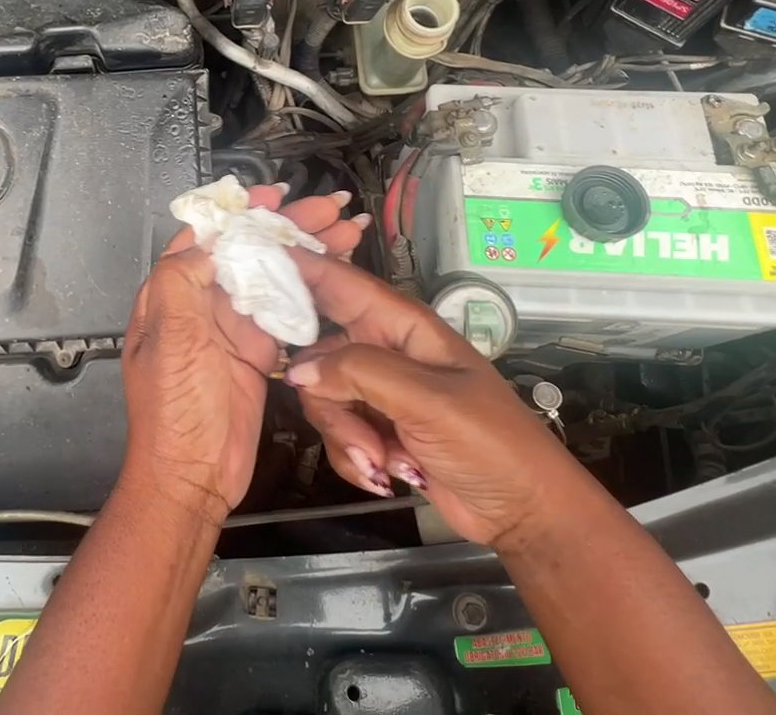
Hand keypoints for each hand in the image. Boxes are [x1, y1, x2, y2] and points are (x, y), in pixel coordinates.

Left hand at [121, 187, 366, 523]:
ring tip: (345, 230)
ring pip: (272, 276)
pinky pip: (286, 310)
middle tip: (329, 208)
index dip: (241, 212)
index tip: (274, 195)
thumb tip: (207, 241)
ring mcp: (232, 327)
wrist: (192, 475)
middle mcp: (201, 304)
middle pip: (248, 251)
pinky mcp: (258, 351)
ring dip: (306, 253)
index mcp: (172, 294)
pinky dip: (310, 290)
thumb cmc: (171, 411)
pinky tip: (334, 273)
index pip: (207, 237)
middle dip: (288, 227)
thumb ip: (181, 282)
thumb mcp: (168, 340)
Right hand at [283, 253, 579, 548]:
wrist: (522, 511)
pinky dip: (354, 459)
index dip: (299, 269)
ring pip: (322, 401)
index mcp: (402, 326)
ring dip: (347, 438)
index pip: (341, 284)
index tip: (253, 264)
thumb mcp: (428, 400)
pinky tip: (388, 476)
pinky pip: (335, 435)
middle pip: (318, 355)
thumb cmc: (489, 442)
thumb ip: (359, 373)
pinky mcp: (375, 431)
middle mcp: (384, 352)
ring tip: (387, 465)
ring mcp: (377, 394)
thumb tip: (297, 372)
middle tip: (360, 433)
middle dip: (329, 399)